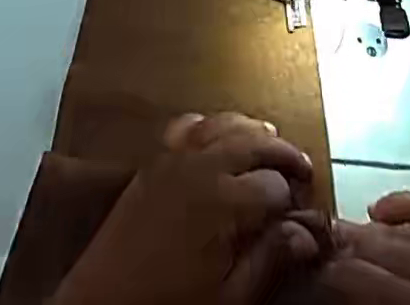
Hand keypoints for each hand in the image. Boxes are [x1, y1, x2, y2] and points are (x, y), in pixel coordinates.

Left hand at [49, 113, 322, 304]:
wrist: (103, 302)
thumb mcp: (229, 299)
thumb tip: (304, 234)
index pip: (273, 184)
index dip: (294, 195)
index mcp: (223, 200)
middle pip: (250, 141)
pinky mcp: (152, 161)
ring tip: (268, 137)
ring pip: (220, 123)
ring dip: (247, 128)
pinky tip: (215, 134)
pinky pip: (185, 125)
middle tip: (301, 165)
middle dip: (280, 149)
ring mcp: (172, 158)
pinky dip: (208, 123)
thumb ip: (268, 261)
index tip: (306, 209)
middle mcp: (199, 166)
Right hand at [308, 193, 409, 304]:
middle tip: (300, 248)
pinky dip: (404, 207)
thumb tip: (326, 290)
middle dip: (327, 247)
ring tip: (332, 236)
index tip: (290, 269)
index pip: (345, 274)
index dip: (311, 270)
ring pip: (390, 228)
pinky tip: (380, 211)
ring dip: (357, 231)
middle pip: (362, 244)